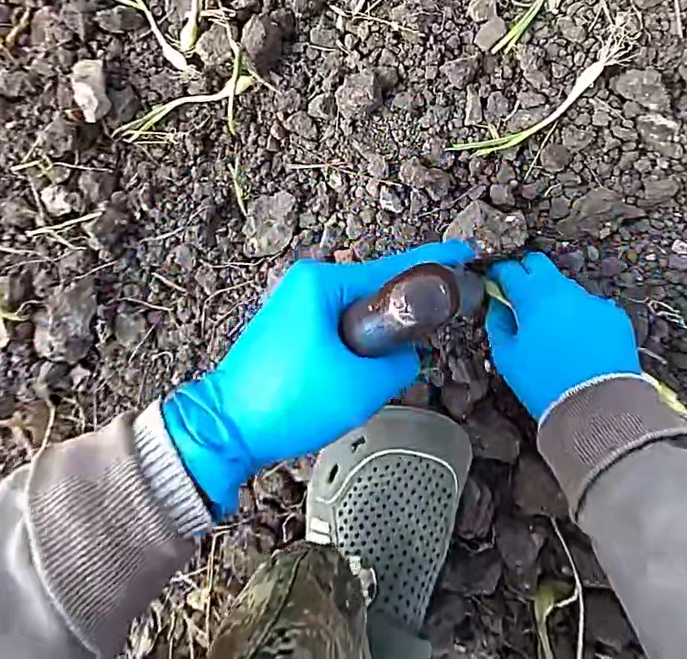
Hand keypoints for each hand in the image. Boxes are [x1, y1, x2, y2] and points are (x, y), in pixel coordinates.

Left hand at [162, 240, 477, 514]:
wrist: (221, 434)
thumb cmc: (287, 402)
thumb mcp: (361, 387)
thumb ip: (401, 364)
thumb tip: (410, 356)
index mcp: (322, 282)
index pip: (394, 266)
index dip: (435, 262)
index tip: (464, 252)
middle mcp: (309, 281)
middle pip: (378, 285)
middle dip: (411, 298)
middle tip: (447, 305)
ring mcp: (298, 302)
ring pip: (360, 306)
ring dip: (385, 321)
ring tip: (416, 335)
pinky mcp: (293, 324)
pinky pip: (341, 319)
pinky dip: (363, 332)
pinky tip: (379, 349)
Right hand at [486, 252, 640, 421]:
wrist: (597, 407)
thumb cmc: (547, 386)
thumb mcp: (507, 358)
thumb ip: (498, 323)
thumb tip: (498, 304)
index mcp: (535, 298)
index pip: (511, 268)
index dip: (499, 274)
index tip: (496, 283)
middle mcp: (565, 291)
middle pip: (539, 264)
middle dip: (526, 274)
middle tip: (521, 298)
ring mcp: (591, 300)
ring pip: (566, 286)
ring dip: (555, 299)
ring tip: (552, 331)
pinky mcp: (612, 314)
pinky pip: (590, 306)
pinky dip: (581, 317)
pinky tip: (579, 342)